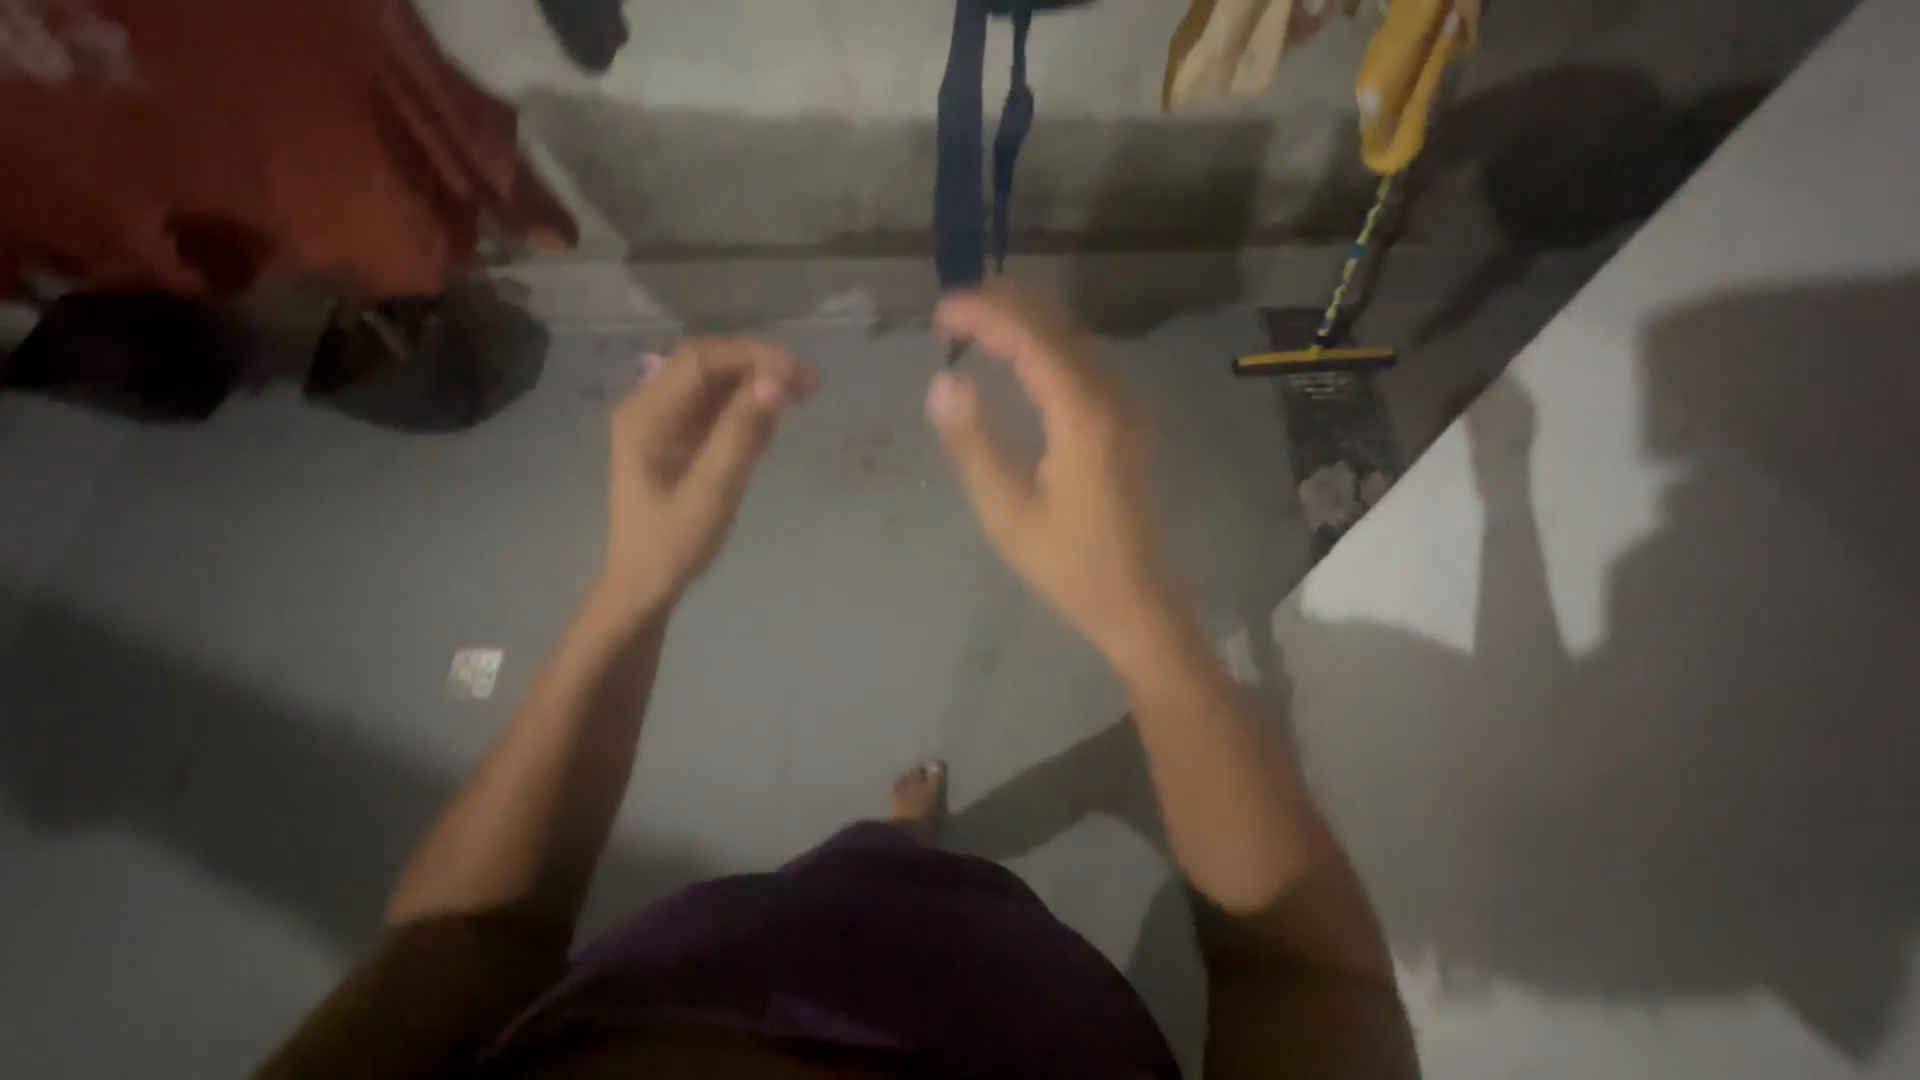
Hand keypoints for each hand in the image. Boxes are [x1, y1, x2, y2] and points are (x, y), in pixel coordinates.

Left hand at [601, 337, 814, 615]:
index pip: (700, 360)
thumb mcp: (711, 490)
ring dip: (756, 381)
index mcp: (647, 414)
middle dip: (757, 364)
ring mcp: (665, 424)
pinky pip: (715, 408)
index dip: (750, 356)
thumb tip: (776, 382)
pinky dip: (748, 404)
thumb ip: (741, 433)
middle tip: (808, 381)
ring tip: (804, 391)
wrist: (644, 585)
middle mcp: (651, 408)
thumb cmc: (672, 543)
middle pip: (707, 364)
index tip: (796, 373)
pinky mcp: (680, 440)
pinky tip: (777, 414)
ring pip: (714, 383)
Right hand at [927, 285, 1173, 656]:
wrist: (1135, 598)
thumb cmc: (1067, 563)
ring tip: (973, 323)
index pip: (1032, 338)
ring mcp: (1125, 406)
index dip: (984, 314)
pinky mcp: (1126, 420)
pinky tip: (1017, 355)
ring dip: (1024, 321)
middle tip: (950, 310)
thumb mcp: (1006, 511)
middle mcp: (1111, 398)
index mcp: (1082, 417)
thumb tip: (943, 381)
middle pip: (1057, 325)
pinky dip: (1044, 344)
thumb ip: (972, 443)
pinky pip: (1083, 360)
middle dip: (1003, 306)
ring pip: (1073, 338)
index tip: (939, 313)